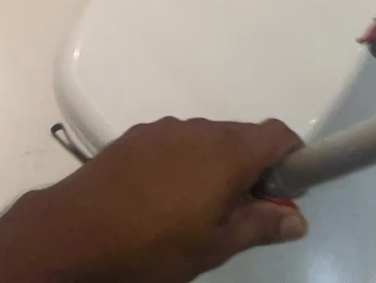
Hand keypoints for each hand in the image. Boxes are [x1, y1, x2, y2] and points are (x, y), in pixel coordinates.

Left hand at [0, 117, 304, 282]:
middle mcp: (197, 128)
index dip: (292, 156)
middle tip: (247, 208)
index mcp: (225, 151)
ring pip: (205, 139)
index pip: (275, 134)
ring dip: (216, 164)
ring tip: (202, 208)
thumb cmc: (156, 245)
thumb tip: (296, 216)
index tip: (291, 185)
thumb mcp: (216, 245)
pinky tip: (167, 197)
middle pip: (240, 136)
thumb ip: (260, 224)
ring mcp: (163, 129)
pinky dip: (184, 162)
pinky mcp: (136, 135)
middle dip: (252, 166)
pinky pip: (175, 141)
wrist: (79, 231)